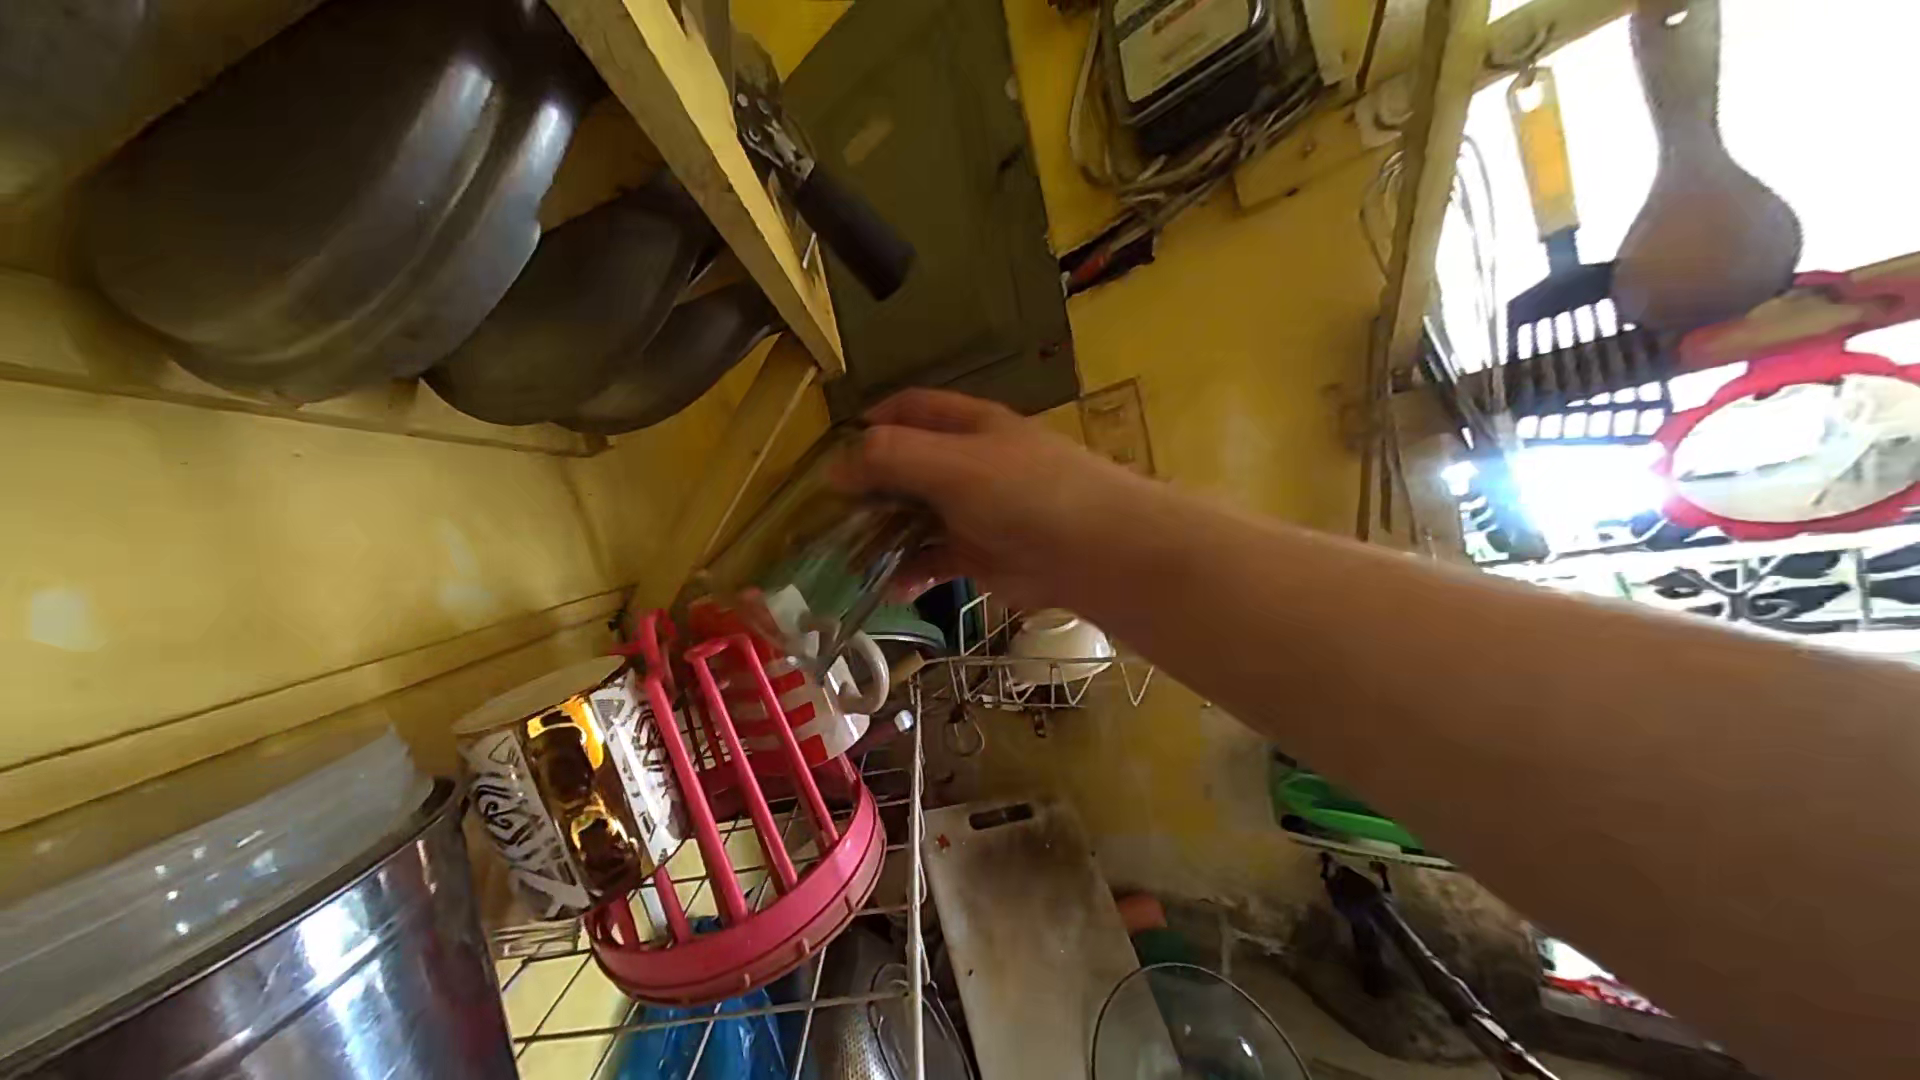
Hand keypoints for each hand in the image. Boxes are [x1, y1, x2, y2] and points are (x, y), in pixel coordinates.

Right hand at [832, 389, 1148, 608]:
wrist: (1094, 552)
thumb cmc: (1024, 492)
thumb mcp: (953, 463)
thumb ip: (891, 458)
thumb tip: (834, 469)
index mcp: (968, 426)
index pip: (911, 409)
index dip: (872, 421)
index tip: (834, 449)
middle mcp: (969, 464)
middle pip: (907, 467)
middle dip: (869, 489)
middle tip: (830, 515)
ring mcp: (975, 511)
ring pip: (916, 518)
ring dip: (884, 536)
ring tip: (850, 558)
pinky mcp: (982, 555)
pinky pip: (935, 560)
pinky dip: (912, 572)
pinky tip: (892, 588)